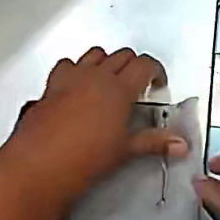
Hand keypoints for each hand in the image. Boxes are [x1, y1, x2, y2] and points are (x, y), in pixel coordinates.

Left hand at [0, 47, 182, 207]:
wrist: (39, 166)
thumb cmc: (84, 158)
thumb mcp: (125, 150)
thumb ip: (155, 142)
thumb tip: (180, 145)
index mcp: (119, 88)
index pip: (145, 64)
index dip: (155, 70)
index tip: (157, 82)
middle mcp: (96, 76)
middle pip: (122, 55)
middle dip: (133, 66)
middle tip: (137, 85)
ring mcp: (72, 78)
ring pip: (95, 54)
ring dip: (105, 62)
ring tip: (108, 80)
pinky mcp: (52, 86)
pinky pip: (67, 65)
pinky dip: (75, 69)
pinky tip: (77, 85)